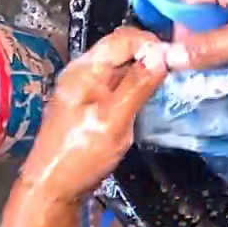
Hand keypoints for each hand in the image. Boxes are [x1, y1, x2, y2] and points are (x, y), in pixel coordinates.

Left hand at [16, 28, 167, 206]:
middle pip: (123, 48)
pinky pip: (117, 82)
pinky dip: (135, 85)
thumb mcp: (113, 121)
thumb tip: (162, 55)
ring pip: (122, 65)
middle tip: (176, 72)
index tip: (176, 61)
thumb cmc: (79, 156)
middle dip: (150, 55)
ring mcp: (85, 86)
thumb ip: (137, 86)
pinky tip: (148, 98)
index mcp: (86, 69)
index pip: (124, 38)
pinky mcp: (90, 102)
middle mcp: (83, 71)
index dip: (152, 44)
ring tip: (167, 84)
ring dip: (144, 70)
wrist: (51, 188)